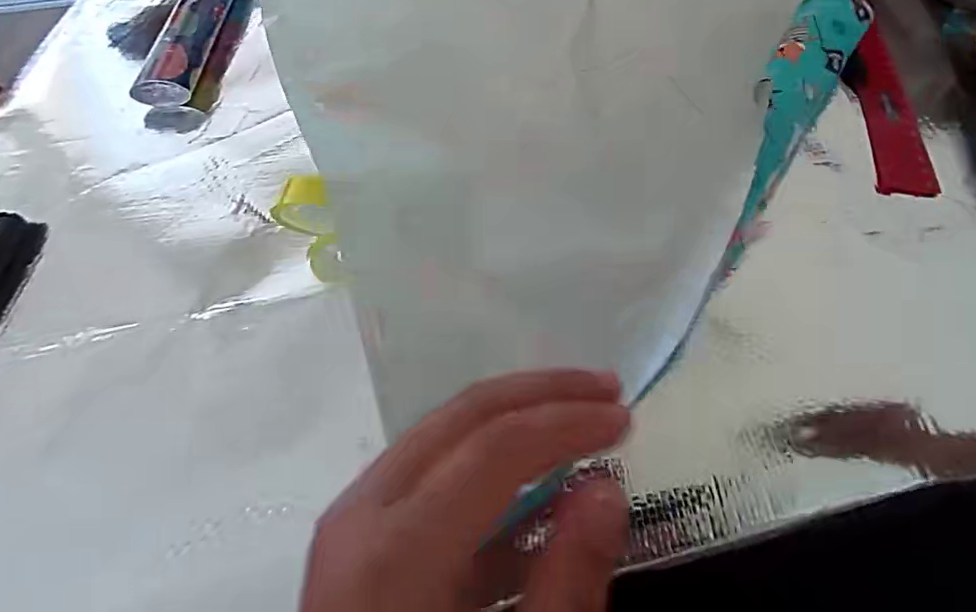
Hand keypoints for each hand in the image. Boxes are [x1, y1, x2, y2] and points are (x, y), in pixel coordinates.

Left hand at [301, 369, 630, 611]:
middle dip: (544, 394)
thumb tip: (606, 489)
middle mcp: (361, 519)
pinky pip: (433, 479)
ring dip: (520, 421)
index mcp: (393, 554)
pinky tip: (539, 499)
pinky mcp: (356, 548)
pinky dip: (492, 472)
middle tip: (607, 390)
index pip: (496, 448)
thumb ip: (566, 584)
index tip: (625, 418)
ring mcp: (351, 529)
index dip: (568, 422)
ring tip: (581, 421)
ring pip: (448, 436)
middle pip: (466, 417)